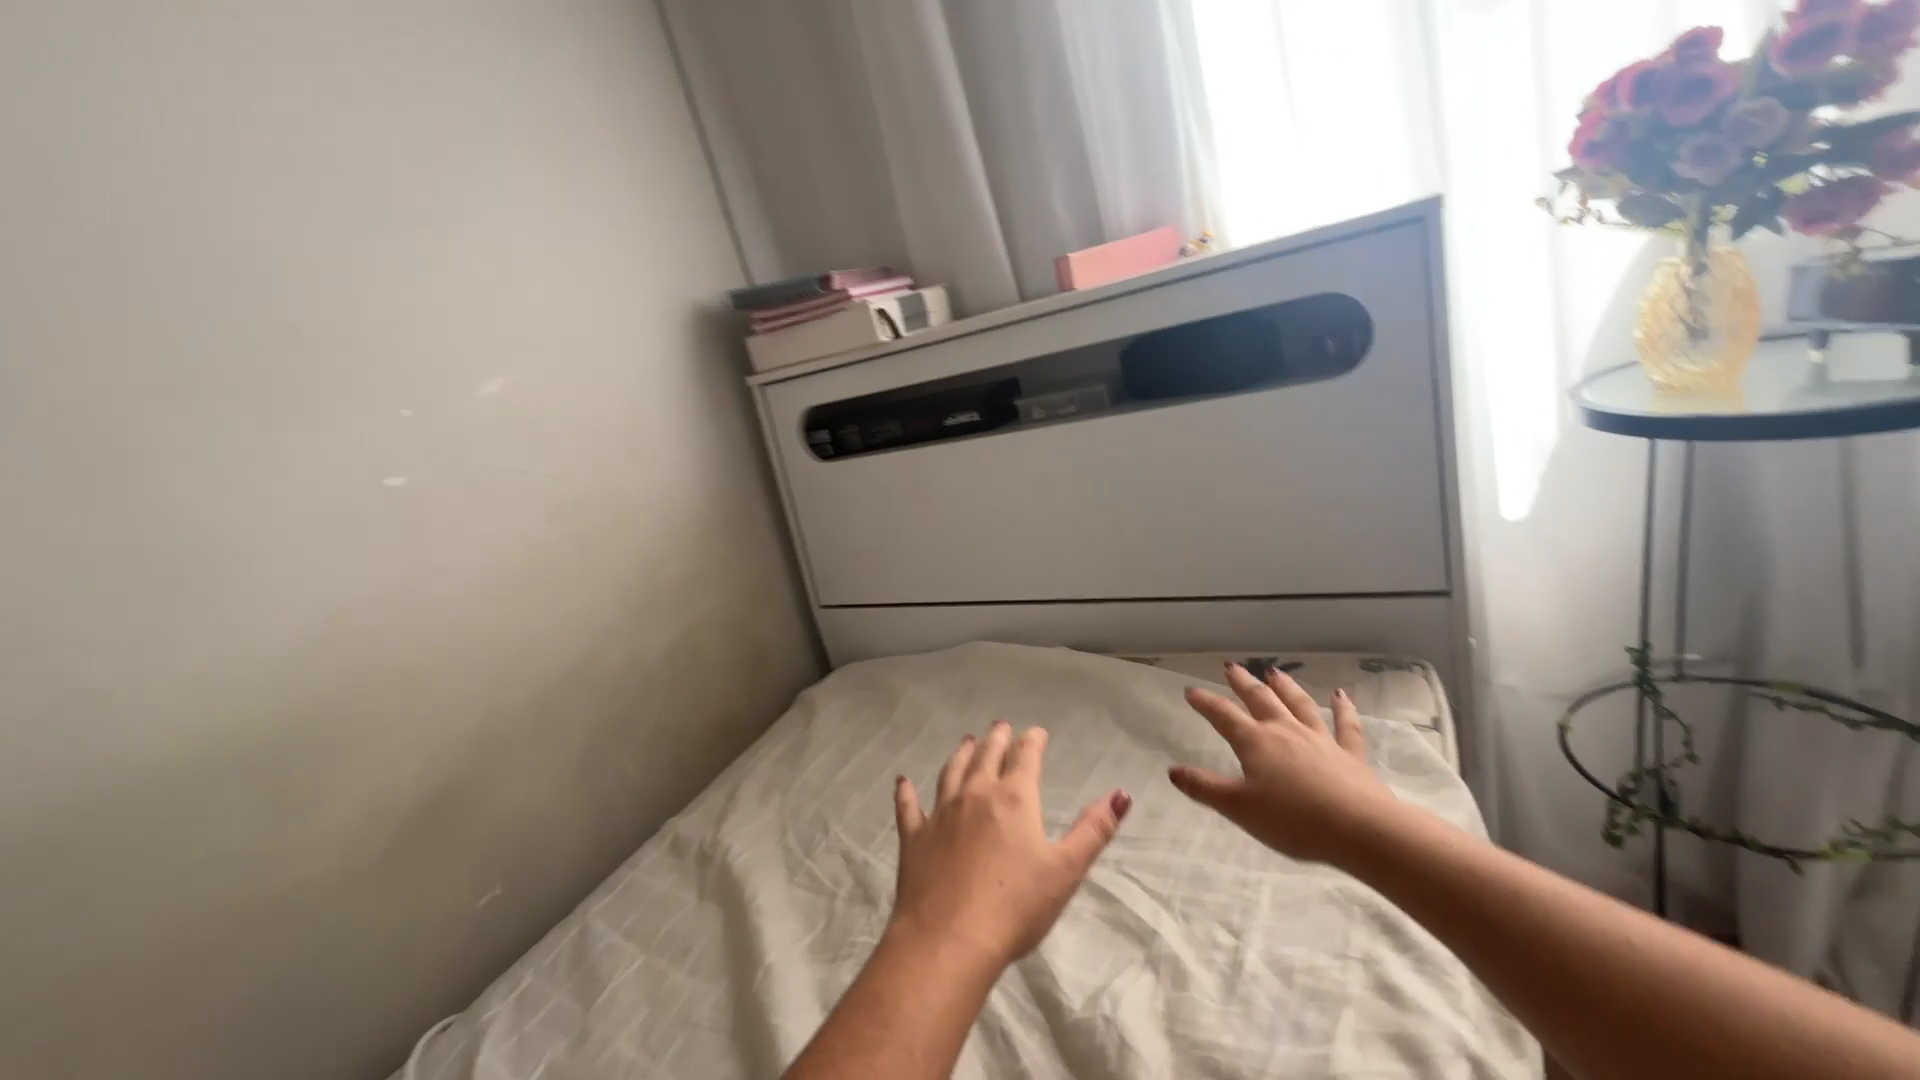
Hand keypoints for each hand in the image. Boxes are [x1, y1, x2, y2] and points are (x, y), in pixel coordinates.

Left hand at [890, 720, 1130, 968]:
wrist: (949, 939)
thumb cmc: (1016, 907)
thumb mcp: (1066, 870)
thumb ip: (1094, 830)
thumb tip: (1121, 793)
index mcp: (1014, 800)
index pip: (1025, 758)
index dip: (1032, 741)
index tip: (1036, 731)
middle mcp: (975, 796)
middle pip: (986, 757)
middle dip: (996, 740)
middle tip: (1000, 727)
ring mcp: (940, 815)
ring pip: (950, 773)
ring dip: (960, 755)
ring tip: (965, 741)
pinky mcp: (913, 839)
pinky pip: (908, 808)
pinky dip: (906, 792)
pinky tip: (902, 781)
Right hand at [1168, 663, 1394, 864]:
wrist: (1360, 829)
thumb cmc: (1293, 820)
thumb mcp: (1239, 808)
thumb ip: (1205, 788)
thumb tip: (1172, 771)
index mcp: (1256, 743)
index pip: (1223, 716)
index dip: (1205, 703)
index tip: (1190, 691)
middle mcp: (1286, 732)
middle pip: (1261, 700)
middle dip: (1243, 683)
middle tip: (1231, 667)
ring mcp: (1321, 740)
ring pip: (1299, 705)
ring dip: (1285, 687)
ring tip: (1274, 671)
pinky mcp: (1350, 754)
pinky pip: (1345, 725)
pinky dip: (1342, 708)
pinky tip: (1341, 695)